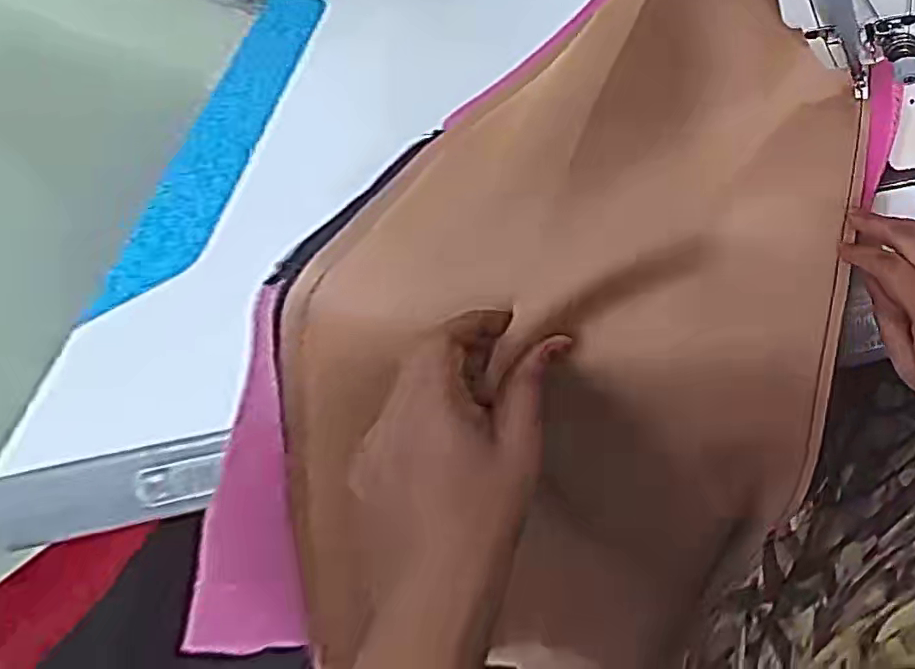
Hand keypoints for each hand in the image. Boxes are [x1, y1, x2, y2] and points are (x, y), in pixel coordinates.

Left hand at [351, 310, 570, 598]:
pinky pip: (394, 421)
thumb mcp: (520, 442)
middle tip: (506, 359)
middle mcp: (386, 425)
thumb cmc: (484, 516)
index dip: (474, 322)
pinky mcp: (365, 476)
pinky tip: (457, 437)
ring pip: (406, 391)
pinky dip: (426, 409)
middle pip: (419, 361)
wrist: (434, 592)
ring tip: (487, 401)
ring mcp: (369, 453)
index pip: (437, 340)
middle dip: (463, 348)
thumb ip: (529, 383)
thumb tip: (549, 342)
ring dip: (445, 378)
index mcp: (424, 409)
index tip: (507, 323)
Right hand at [839, 212, 914, 415]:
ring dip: (902, 223)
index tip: (846, 249)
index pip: (890, 266)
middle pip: (911, 239)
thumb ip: (886, 316)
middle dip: (878, 225)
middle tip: (856, 218)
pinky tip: (912, 230)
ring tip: (878, 220)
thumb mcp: (906, 361)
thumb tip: (872, 281)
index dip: (863, 253)